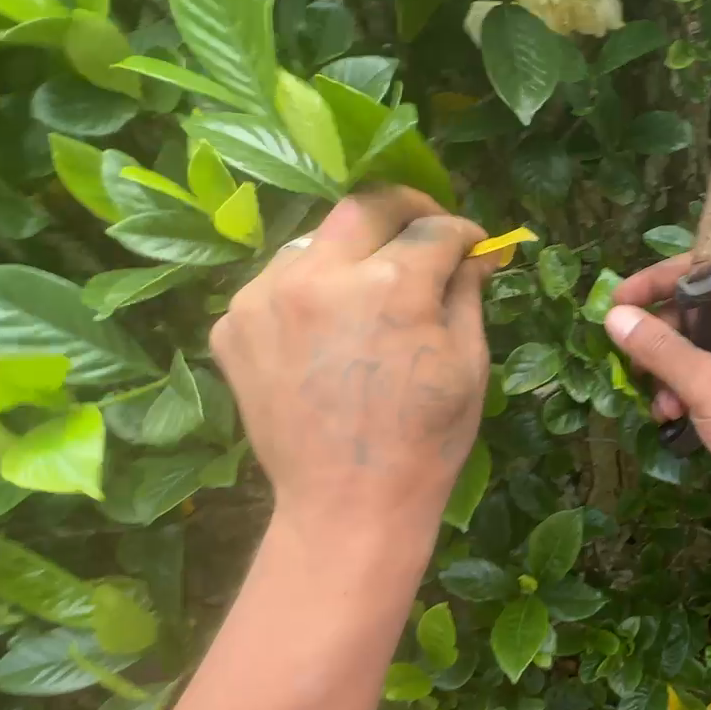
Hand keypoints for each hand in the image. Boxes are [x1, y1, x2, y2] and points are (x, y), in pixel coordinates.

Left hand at [213, 187, 490, 540]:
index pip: (432, 228)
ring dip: (353, 253)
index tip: (475, 245)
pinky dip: (312, 292)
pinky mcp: (232, 324)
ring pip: (315, 241)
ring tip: (374, 290)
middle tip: (427, 233)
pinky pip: (279, 283)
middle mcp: (319, 275)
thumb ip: (467, 295)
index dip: (463, 231)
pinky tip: (331, 331)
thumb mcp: (468, 366)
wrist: (350, 502)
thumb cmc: (428, 440)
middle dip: (405, 211)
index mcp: (391, 288)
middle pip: (364, 207)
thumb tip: (477, 253)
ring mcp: (265, 297)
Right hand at [605, 254, 710, 510]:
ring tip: (660, 406)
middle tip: (633, 364)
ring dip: (670, 374)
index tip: (617, 301)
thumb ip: (658, 347)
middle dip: (660, 342)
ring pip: (699, 349)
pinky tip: (674, 417)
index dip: (654, 282)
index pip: (698, 270)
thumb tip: (614, 315)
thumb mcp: (704, 382)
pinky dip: (689, 392)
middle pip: (694, 313)